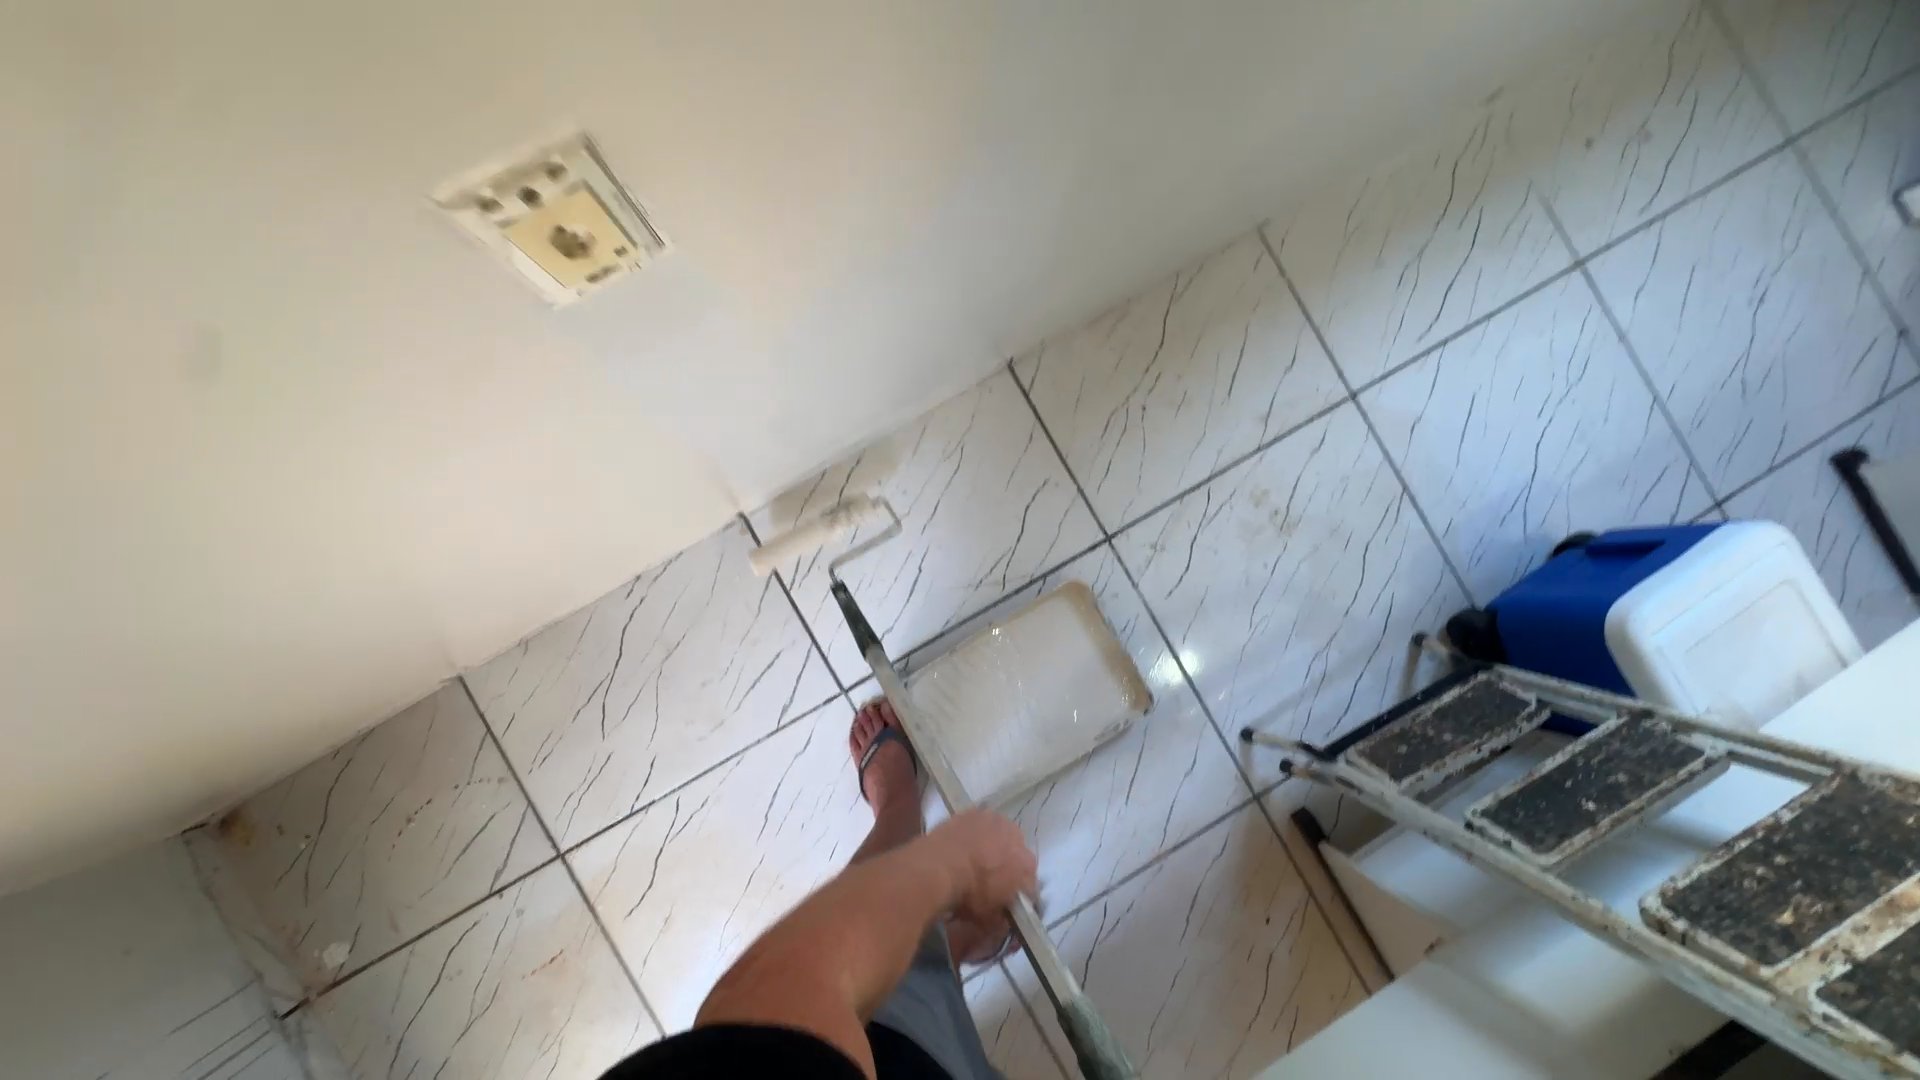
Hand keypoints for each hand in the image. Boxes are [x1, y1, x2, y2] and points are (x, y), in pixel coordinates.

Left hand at [922, 809, 1037, 922]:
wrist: (940, 865)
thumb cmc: (968, 895)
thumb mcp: (989, 920)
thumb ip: (1003, 918)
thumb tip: (1004, 919)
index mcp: (1027, 866)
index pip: (1029, 882)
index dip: (1018, 892)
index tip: (1006, 900)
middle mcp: (1018, 839)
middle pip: (1016, 854)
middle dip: (1007, 865)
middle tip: (988, 878)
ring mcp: (996, 821)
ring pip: (999, 835)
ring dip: (992, 845)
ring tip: (974, 858)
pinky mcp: (975, 811)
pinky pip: (980, 825)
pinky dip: (974, 833)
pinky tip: (962, 843)